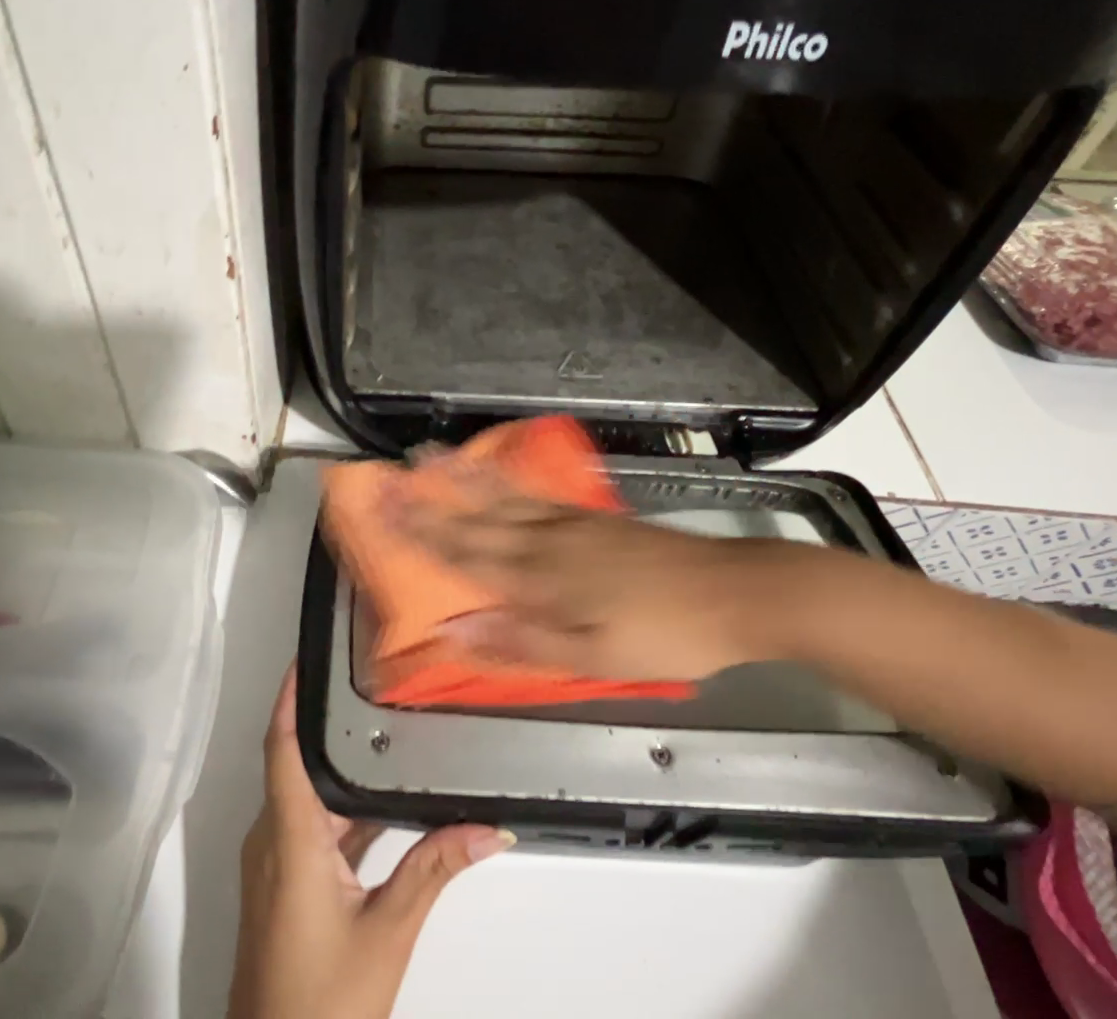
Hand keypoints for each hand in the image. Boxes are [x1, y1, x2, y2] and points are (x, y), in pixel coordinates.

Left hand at [228, 666, 513, 1018]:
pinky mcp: (282, 886)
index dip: (289, 699)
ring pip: (308, 801)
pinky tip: (383, 808)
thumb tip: (489, 830)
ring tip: (386, 736)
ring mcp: (273, 866)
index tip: (305, 659)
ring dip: (341, 773)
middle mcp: (271, 842)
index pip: (283, 749)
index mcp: (288, 840)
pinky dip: (343, 814)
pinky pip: (311, 832)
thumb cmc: (323, 998)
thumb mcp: (388, 931)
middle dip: (329, 727)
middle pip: (298, 767)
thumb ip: (434, 870)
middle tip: (369, 689)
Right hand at [391, 459, 802, 682]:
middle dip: (426, 502)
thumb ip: (521, 642)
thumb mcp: (592, 657)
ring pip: (503, 498)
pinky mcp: (595, 518)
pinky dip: (506, 480)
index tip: (380, 513)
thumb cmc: (664, 637)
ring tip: (428, 459)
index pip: (464, 553)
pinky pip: (536, 493)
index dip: (418, 534)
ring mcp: (573, 524)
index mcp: (540, 578)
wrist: (737, 594)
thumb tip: (454, 630)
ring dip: (460, 480)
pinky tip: (496, 472)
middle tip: (386, 480)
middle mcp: (547, 541)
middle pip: (475, 519)